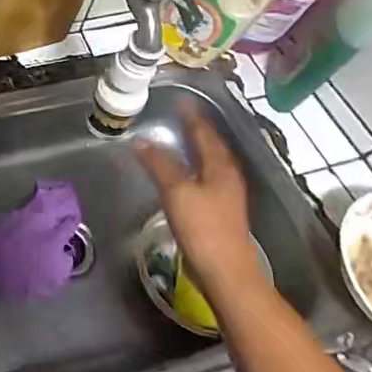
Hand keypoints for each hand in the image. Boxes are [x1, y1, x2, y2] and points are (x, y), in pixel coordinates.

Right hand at [134, 101, 259, 295]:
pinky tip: (183, 172)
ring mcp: (226, 194)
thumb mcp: (177, 192)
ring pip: (210, 162)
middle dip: (197, 130)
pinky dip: (193, 167)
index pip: (205, 134)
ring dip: (196, 149)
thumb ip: (160, 165)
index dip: (193, 118)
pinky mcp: (219, 210)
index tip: (182, 101)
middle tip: (181, 117)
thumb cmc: (202, 227)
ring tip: (180, 139)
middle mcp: (228, 177)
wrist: (224, 270)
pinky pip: (205, 177)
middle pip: (213, 147)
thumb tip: (142, 141)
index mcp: (221, 168)